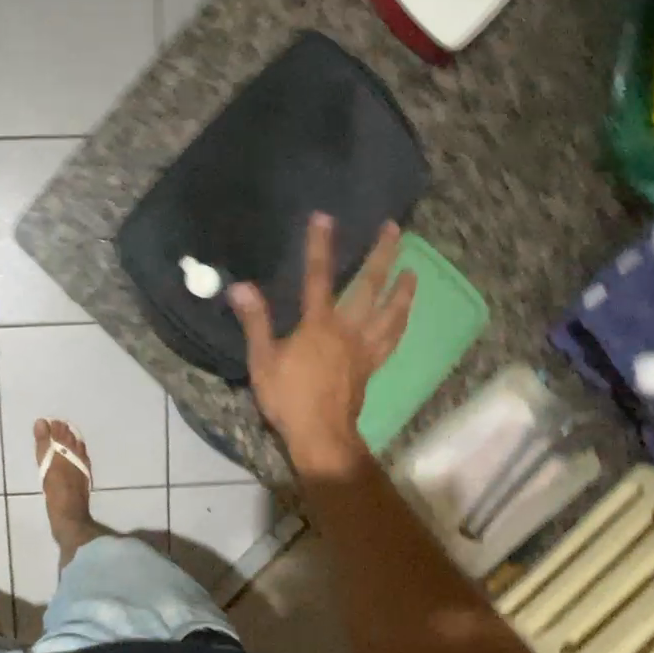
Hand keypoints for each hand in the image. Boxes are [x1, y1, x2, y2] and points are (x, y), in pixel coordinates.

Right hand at [231, 214, 415, 477]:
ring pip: (390, 312)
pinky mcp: (371, 367)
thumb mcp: (262, 361)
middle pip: (370, 286)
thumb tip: (240, 287)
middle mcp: (348, 329)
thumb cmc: (288, 398)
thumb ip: (255, 322)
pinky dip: (399, 324)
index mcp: (318, 324)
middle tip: (395, 229)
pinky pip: (391, 340)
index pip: (317, 277)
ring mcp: (364, 348)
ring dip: (402, 289)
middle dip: (382, 255)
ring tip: (412, 272)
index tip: (325, 218)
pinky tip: (403, 317)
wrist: (321, 434)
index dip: (320, 246)